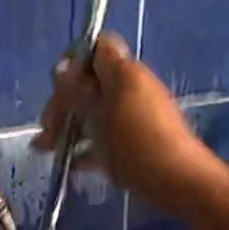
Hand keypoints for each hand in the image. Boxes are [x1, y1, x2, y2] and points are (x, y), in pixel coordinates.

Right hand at [33, 32, 219, 206]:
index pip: (97, 47)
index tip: (58, 88)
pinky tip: (72, 164)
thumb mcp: (97, 119)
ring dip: (72, 127)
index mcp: (124, 73)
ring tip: (49, 150)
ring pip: (98, 111)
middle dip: (65, 103)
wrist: (180, 183)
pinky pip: (111, 135)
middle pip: (92, 82)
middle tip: (48, 129)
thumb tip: (61, 68)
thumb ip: (77, 92)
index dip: (74, 62)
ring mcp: (141, 114)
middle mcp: (134, 87)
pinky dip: (91, 145)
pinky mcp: (144, 140)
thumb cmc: (135, 147)